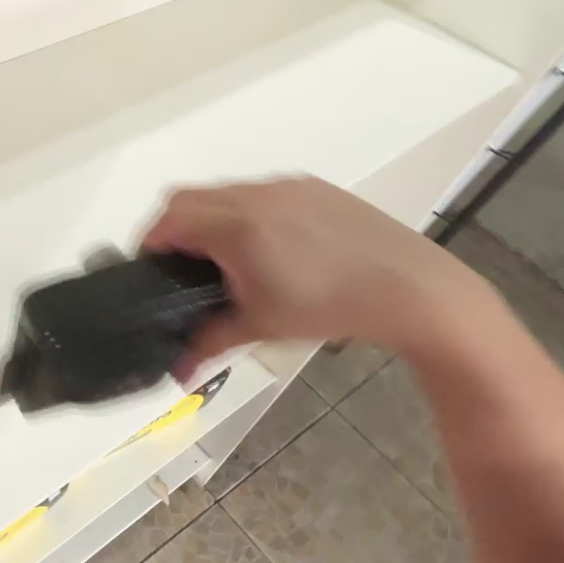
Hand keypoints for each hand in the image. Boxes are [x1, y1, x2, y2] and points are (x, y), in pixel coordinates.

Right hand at [140, 178, 498, 378]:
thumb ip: (209, 345)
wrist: (414, 288)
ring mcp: (285, 186)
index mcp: (235, 225)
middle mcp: (254, 194)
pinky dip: (245, 212)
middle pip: (188, 197)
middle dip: (173, 228)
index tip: (150, 271)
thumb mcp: (262, 327)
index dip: (149, 243)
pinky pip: (260, 192)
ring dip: (210, 218)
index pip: (168, 219)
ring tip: (225, 259)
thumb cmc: (330, 309)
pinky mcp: (313, 186)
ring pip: (224, 192)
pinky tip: (269, 248)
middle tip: (180, 267)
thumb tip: (176, 376)